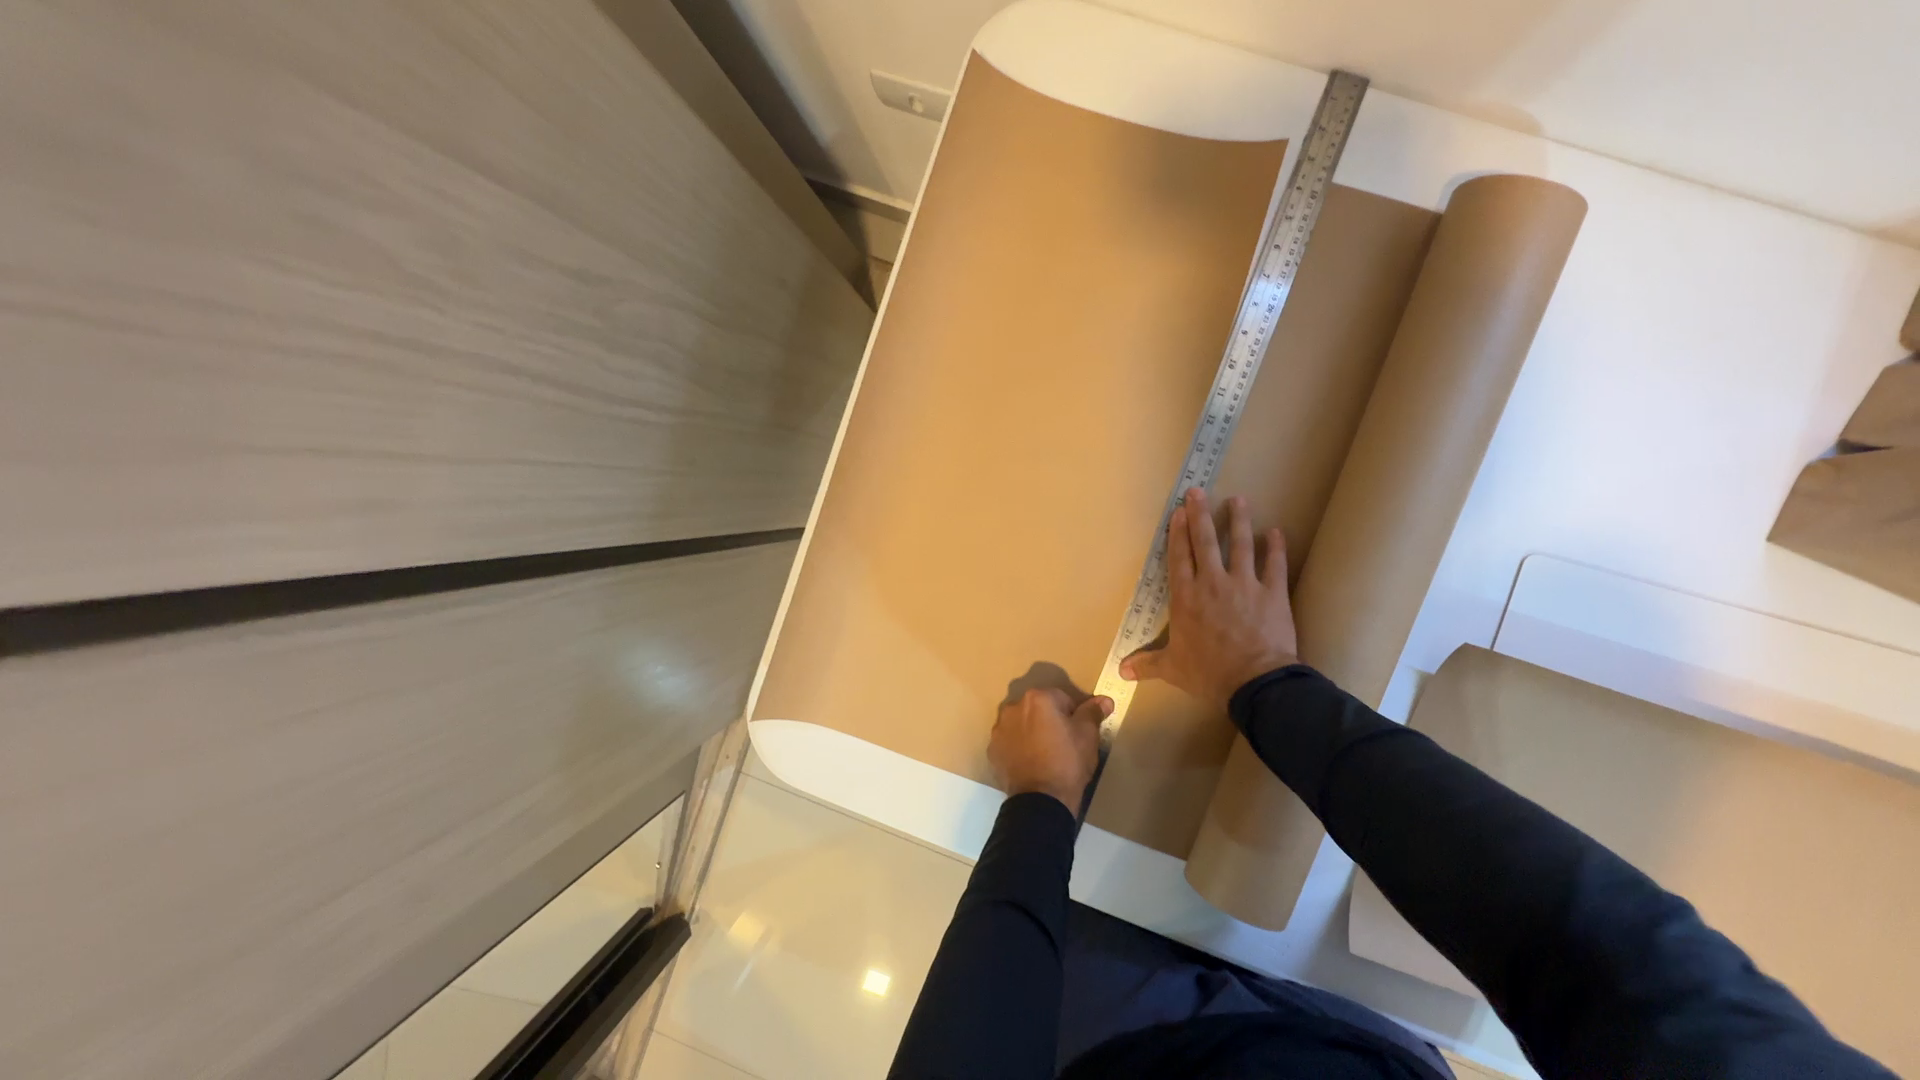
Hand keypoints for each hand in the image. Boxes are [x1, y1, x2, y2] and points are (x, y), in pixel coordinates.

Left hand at [988, 687, 1112, 810]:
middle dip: (1050, 721)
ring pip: (1022, 725)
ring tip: (1046, 756)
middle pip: (1038, 709)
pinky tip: (1031, 765)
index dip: (1074, 715)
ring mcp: (999, 730)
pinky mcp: (993, 751)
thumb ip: (1093, 713)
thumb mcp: (1088, 735)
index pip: (1062, 698)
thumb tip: (1105, 700)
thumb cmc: (1068, 762)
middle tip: (1064, 744)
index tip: (1078, 733)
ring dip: (1032, 733)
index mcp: (1037, 698)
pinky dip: (1019, 749)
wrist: (1041, 800)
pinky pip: (1010, 743)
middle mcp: (1013, 708)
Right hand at [1119, 489, 1298, 710]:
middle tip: (1198, 492)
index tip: (1178, 512)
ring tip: (1239, 500)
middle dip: (1200, 515)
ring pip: (1241, 544)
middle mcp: (1213, 583)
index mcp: (1186, 598)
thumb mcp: (1173, 669)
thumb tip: (1120, 671)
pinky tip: (1277, 532)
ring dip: (1239, 520)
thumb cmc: (1209, 674)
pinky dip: (1277, 547)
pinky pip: (1275, 564)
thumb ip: (1148, 664)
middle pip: (1206, 542)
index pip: (1179, 557)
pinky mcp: (1273, 593)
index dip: (1178, 533)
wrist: (1254, 682)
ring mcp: (1245, 585)